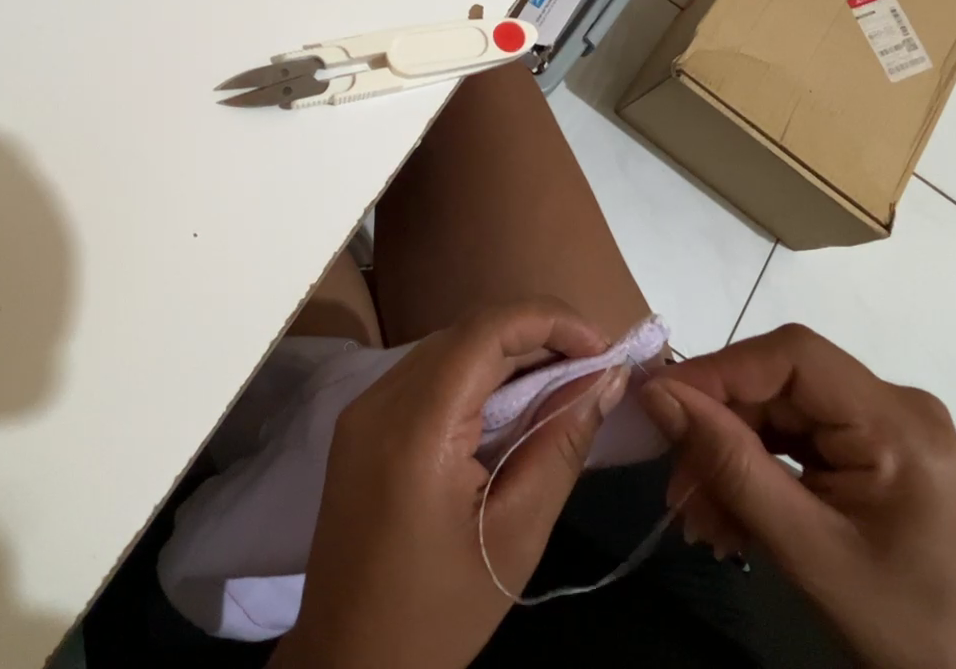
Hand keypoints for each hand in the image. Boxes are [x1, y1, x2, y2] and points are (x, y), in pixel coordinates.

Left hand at [270, 299, 630, 668]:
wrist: (349, 661)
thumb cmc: (439, 611)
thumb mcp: (516, 533)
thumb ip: (561, 444)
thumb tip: (605, 378)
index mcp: (416, 427)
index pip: (486, 331)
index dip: (551, 321)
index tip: (604, 347)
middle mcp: (380, 400)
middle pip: (466, 333)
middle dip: (535, 336)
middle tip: (593, 368)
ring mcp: (362, 410)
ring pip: (446, 349)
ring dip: (507, 354)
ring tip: (563, 383)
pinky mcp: (360, 426)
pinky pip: (426, 376)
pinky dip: (475, 376)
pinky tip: (510, 405)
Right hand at [637, 324, 955, 668]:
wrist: (941, 667)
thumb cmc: (886, 615)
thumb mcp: (801, 545)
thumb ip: (729, 463)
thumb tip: (657, 394)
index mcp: (899, 424)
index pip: (795, 357)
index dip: (721, 370)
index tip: (660, 404)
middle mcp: (894, 404)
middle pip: (778, 381)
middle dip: (718, 427)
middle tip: (677, 484)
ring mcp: (878, 419)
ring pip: (772, 406)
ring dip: (726, 452)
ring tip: (700, 514)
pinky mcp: (862, 439)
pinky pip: (786, 430)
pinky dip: (748, 463)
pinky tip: (726, 508)